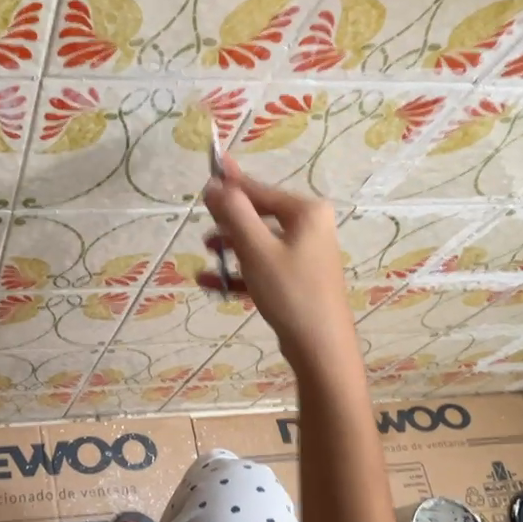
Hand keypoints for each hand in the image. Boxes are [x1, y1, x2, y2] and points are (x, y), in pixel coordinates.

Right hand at [200, 156, 351, 368]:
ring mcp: (305, 253)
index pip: (259, 190)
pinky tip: (210, 282)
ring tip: (206, 255)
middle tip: (203, 231)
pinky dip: (238, 271)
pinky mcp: (297, 278)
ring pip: (258, 241)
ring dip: (230, 247)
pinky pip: (262, 266)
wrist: (320, 345)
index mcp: (305, 211)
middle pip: (258, 215)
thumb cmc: (290, 291)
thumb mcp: (256, 249)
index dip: (230, 185)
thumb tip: (214, 185)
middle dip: (228, 223)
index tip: (206, 176)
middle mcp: (309, 226)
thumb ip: (234, 213)